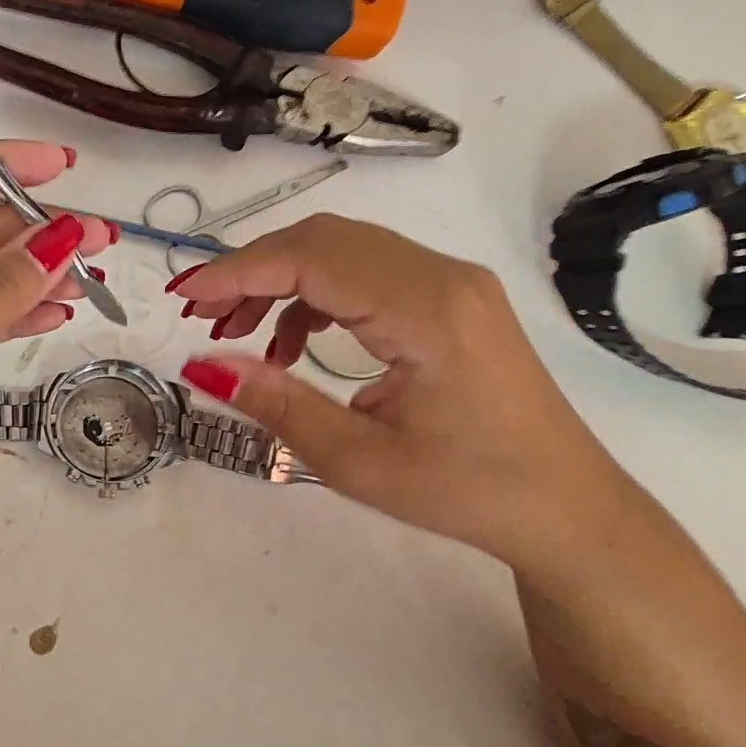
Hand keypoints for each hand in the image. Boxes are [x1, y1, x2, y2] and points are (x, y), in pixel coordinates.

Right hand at [167, 213, 635, 572]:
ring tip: (232, 331)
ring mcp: (451, 284)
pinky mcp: (450, 300)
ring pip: (342, 251)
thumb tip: (203, 366)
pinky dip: (311, 297)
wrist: (564, 505)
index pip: (311, 259)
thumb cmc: (463, 489)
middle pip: (324, 240)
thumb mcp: (355, 459)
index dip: (238, 271)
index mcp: (425, 313)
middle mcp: (443, 279)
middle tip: (198, 314)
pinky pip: (364, 274)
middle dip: (250, 270)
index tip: (182, 297)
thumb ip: (276, 404)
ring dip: (278, 281)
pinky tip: (288, 347)